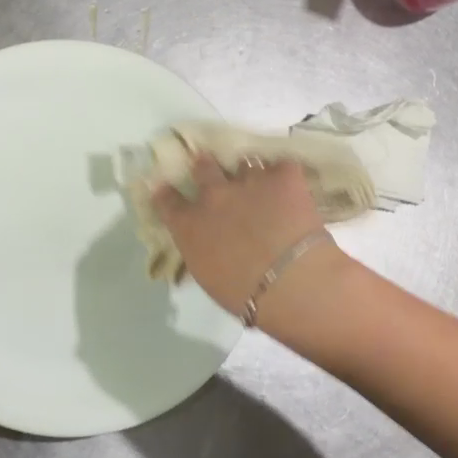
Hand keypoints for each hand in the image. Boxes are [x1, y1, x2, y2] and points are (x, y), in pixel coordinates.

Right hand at [152, 154, 334, 315]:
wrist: (288, 281)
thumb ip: (200, 249)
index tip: (166, 189)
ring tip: (259, 182)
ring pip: (245, 164)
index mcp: (190, 225)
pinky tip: (290, 185)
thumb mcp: (205, 275)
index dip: (166, 193)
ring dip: (248, 172)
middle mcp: (214, 196)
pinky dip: (284, 175)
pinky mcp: (283, 177)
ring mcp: (249, 181)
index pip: (167, 200)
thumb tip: (205, 242)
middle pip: (204, 167)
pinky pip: (282, 165)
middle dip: (206, 166)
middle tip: (211, 169)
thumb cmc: (242, 293)